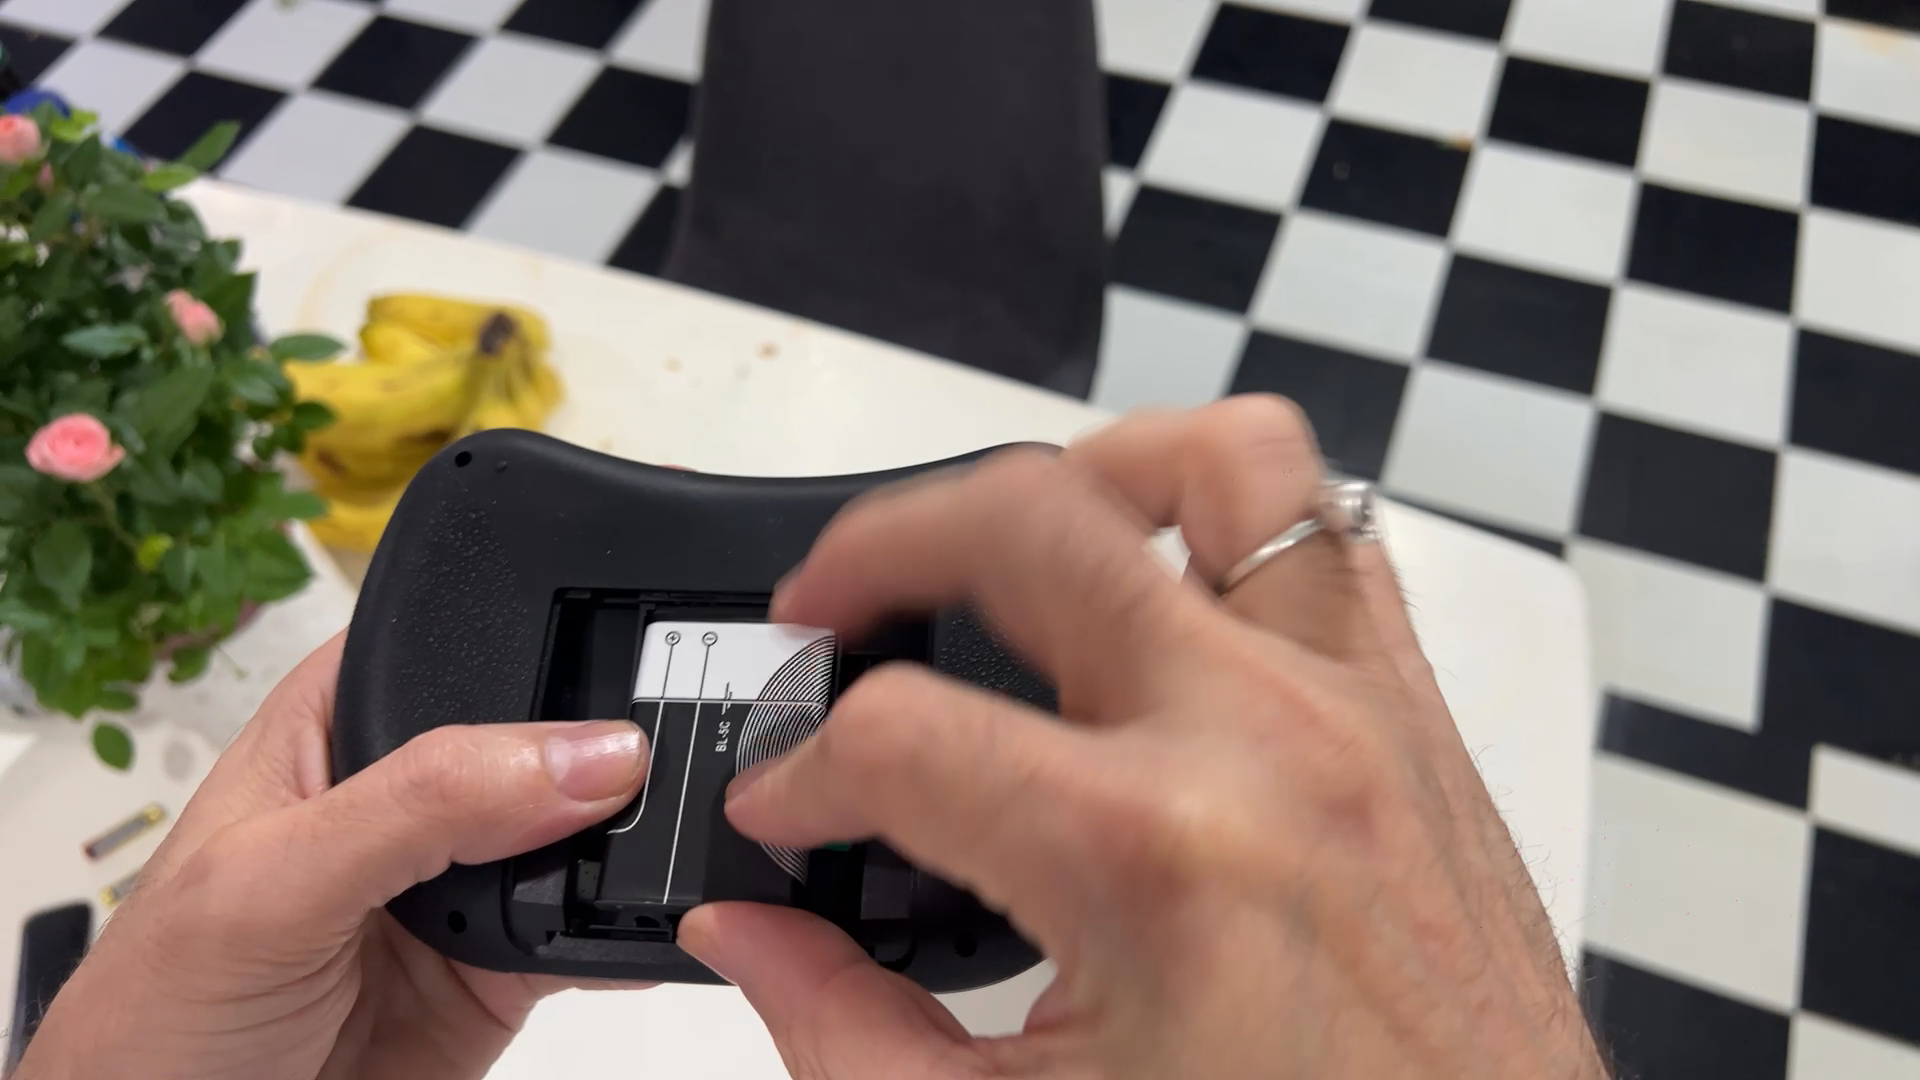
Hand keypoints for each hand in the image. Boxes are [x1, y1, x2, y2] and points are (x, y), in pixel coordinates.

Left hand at [15, 636, 648, 1079]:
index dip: (554, 638)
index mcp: (358, 716)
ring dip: (635, 829)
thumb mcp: (268, 888)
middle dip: (613, 745)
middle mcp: (435, 779)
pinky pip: (607, 903)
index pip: (477, 640)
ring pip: (596, 815)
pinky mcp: (524, 935)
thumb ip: (426, 803)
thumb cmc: (150, 1032)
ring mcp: (485, 859)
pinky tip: (661, 904)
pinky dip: (640, 906)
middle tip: (657, 764)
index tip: (631, 660)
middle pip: (557, 728)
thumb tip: (595, 755)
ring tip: (667, 835)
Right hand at [678, 397, 1605, 1078]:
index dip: (800, 772)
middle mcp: (1261, 738)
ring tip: (1017, 530)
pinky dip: (1222, 516)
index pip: (901, 739)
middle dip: (885, 538)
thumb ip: (844, 1030)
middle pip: (1028, 519)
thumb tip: (755, 928)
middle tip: (834, 595)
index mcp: (1151, 858)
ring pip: (1224, 460)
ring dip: (1090, 468)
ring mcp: (1350, 701)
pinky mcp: (1406, 710)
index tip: (787, 806)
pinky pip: (1326, 531)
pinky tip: (1155, 574)